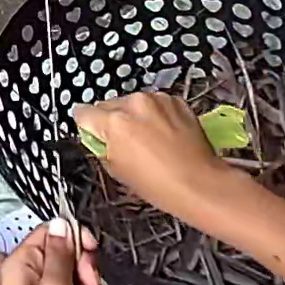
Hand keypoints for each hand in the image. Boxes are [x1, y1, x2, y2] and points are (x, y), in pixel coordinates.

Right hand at [72, 92, 233, 215]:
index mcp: (114, 122)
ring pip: (131, 102)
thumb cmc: (159, 184)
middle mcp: (134, 104)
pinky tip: (163, 134)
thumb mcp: (117, 170)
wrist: (201, 184)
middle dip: (111, 120)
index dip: (86, 125)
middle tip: (124, 142)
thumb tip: (97, 138)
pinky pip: (154, 103)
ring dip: (134, 115)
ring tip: (147, 139)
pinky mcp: (175, 101)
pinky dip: (154, 114)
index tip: (91, 132)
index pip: (83, 113)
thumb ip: (101, 147)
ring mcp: (156, 100)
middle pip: (107, 105)